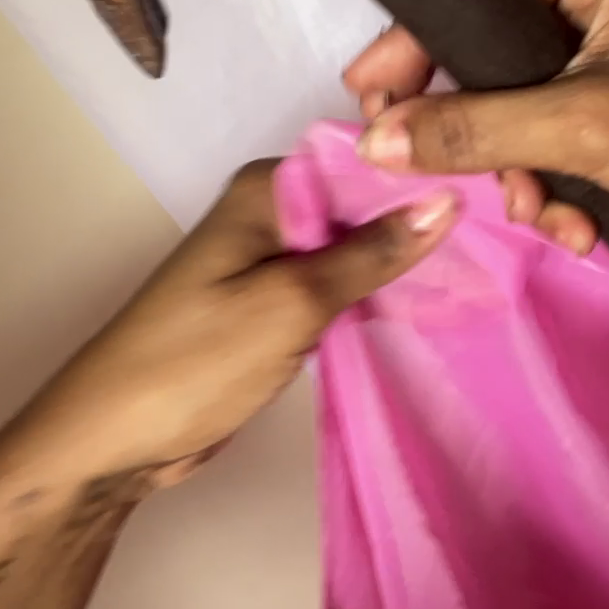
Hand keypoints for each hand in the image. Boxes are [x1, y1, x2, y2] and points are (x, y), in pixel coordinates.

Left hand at [21, 160, 456, 491]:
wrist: (111, 445)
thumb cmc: (195, 362)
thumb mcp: (293, 302)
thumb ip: (372, 252)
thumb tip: (446, 199)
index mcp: (266, 189)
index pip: (362, 163)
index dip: (421, 177)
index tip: (491, 196)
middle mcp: (271, 211)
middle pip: (360, 204)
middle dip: (416, 222)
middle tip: (497, 238)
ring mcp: (273, 258)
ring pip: (354, 246)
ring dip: (399, 261)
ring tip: (477, 268)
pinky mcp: (276, 301)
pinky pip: (339, 283)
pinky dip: (374, 291)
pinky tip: (427, 300)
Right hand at [343, 0, 608, 274]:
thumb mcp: (586, 130)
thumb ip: (474, 128)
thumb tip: (375, 138)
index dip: (424, 47)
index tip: (369, 99)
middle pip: (500, 51)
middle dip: (491, 132)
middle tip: (479, 183)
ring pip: (524, 99)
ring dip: (525, 167)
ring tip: (550, 216)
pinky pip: (556, 125)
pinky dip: (555, 176)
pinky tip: (578, 223)